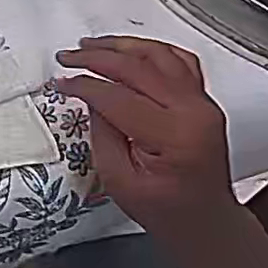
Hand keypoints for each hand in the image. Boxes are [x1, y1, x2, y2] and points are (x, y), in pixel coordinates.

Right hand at [55, 37, 267, 267]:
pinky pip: (179, 61)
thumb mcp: (119, 181)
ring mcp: (203, 102)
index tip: (61, 83)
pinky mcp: (204, 100)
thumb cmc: (164, 211)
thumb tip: (91, 97)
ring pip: (160, 55)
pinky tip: (130, 49)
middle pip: (139, 68)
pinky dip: (152, 50)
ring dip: (122, 46)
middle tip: (68, 57)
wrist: (206, 222)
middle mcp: (194, 111)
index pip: (119, 97)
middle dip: (97, 58)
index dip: (85, 86)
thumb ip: (103, 134)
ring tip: (91, 45)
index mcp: (173, 136)